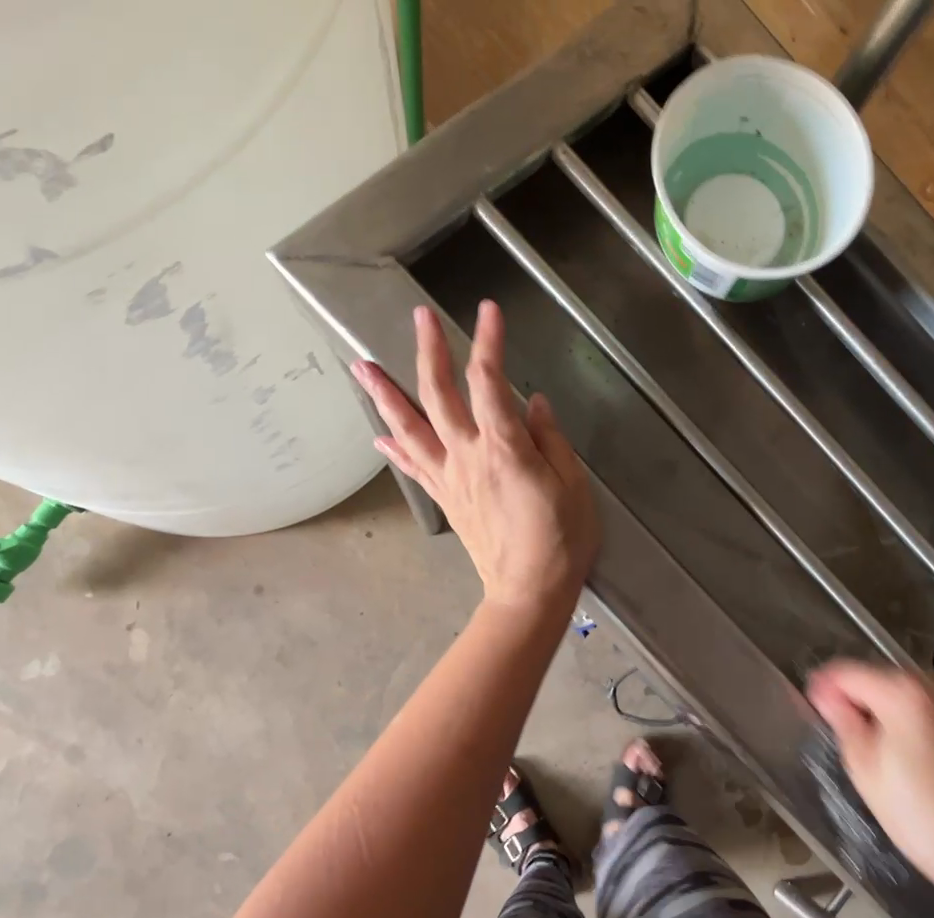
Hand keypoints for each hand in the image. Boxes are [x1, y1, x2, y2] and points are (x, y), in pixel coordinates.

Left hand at [352, 301, 598, 613]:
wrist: (528, 591)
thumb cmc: (562, 539)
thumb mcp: (573, 484)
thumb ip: (550, 440)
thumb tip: (531, 404)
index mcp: (505, 448)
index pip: (490, 382)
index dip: (488, 342)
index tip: (489, 310)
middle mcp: (468, 456)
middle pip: (439, 395)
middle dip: (429, 351)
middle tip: (419, 317)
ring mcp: (451, 478)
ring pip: (412, 428)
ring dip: (386, 394)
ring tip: (360, 365)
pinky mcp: (446, 499)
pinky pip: (414, 467)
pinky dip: (395, 446)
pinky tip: (379, 432)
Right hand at [805, 660, 933, 884]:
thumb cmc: (917, 815)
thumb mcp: (864, 767)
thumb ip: (841, 720)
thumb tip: (824, 693)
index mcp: (903, 694)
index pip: (848, 673)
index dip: (824, 687)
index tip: (812, 706)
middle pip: (879, 678)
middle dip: (855, 697)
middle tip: (838, 732)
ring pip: (905, 693)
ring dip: (883, 708)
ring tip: (871, 746)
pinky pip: (929, 707)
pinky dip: (911, 718)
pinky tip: (906, 751)